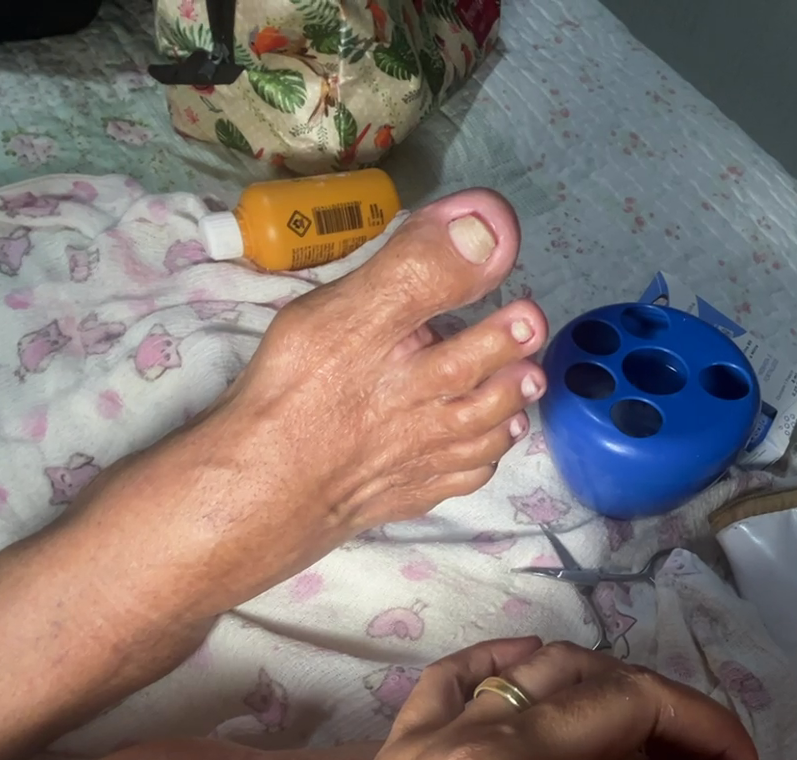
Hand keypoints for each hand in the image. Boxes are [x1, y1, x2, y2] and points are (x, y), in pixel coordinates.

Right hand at [207, 190, 546, 546]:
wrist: (262, 490)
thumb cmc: (296, 392)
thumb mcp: (352, 310)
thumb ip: (421, 268)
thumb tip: (490, 226)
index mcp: (417, 369)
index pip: (474, 343)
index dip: (508, 327)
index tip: (530, 313)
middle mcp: (427, 419)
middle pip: (481, 396)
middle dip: (514, 372)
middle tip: (534, 354)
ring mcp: (417, 464)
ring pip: (477, 442)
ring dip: (507, 417)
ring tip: (525, 394)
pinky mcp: (401, 497)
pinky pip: (453, 485)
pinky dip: (477, 468)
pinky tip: (483, 457)